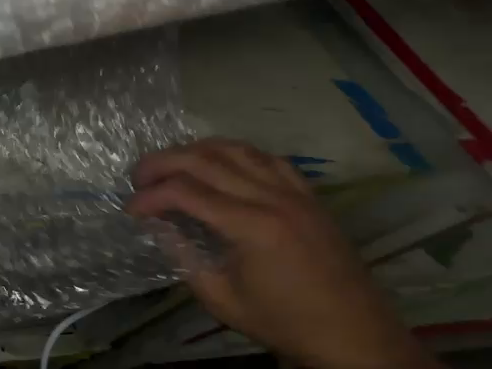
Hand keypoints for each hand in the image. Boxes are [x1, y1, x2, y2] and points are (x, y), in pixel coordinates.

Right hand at [127, 139, 438, 368]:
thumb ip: (181, 256)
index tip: (131, 211)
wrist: (360, 343)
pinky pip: (267, 158)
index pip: (183, 192)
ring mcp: (296, 194)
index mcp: (252, 228)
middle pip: (200, 159)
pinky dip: (234, 153)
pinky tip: (220, 166)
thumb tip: (155, 223)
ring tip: (173, 167)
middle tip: (139, 180)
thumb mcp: (222, 298)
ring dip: (193, 150)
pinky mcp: (311, 198)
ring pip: (232, 148)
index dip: (148, 197)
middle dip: (159, 163)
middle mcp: (273, 200)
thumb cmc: (287, 324)